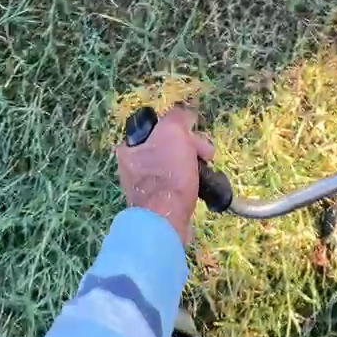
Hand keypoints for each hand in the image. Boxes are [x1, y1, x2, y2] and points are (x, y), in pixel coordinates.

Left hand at [115, 105, 213, 244]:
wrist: (166, 220)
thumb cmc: (168, 173)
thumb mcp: (173, 131)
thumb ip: (177, 117)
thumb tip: (185, 116)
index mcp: (129, 147)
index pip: (159, 127)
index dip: (180, 129)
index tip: (194, 135)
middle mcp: (132, 166)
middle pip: (168, 146)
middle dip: (191, 147)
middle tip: (206, 154)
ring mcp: (144, 186)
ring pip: (174, 165)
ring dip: (193, 165)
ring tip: (207, 173)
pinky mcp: (156, 204)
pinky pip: (175, 184)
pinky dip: (188, 183)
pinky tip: (199, 187)